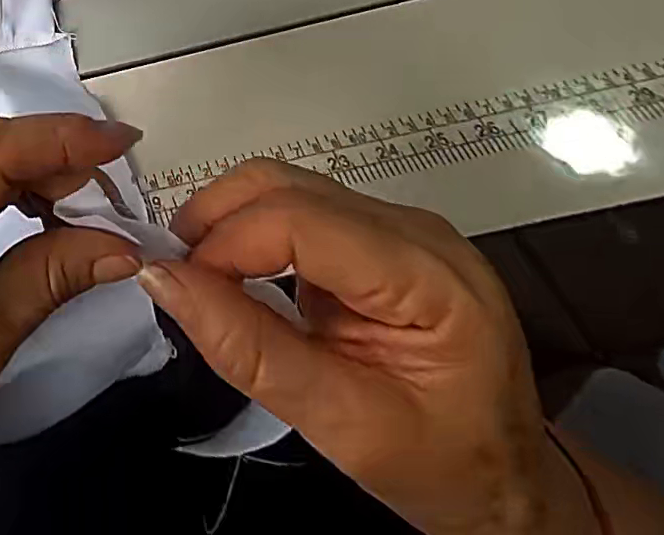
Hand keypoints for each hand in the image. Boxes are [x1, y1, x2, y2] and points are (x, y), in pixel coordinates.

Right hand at [136, 160, 596, 534]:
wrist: (505, 481)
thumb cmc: (437, 465)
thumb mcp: (338, 423)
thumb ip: (244, 347)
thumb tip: (158, 276)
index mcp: (429, 279)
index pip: (297, 220)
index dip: (225, 244)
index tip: (186, 288)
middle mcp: (413, 231)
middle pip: (279, 185)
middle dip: (213, 221)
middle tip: (183, 276)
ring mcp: (392, 224)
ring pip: (274, 183)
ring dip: (222, 219)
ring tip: (204, 273)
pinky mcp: (369, 229)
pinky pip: (285, 201)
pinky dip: (241, 225)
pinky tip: (235, 268)